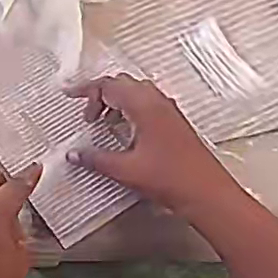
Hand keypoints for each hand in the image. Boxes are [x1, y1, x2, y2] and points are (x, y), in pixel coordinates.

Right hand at [64, 75, 235, 212]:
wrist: (207, 194)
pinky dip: (128, 109)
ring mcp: (168, 112)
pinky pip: (146, 104)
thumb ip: (95, 159)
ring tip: (101, 122)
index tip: (70, 94)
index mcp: (144, 107)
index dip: (86, 89)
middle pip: (122, 83)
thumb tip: (74, 153)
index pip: (109, 85)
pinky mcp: (173, 124)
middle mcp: (158, 104)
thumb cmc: (172, 179)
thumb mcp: (125, 170)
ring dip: (115, 101)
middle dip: (99, 94)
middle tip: (86, 114)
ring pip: (135, 92)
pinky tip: (123, 132)